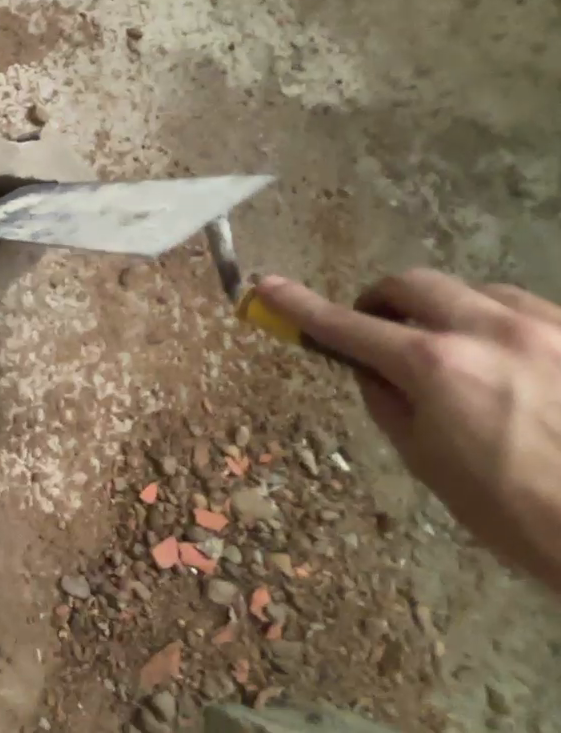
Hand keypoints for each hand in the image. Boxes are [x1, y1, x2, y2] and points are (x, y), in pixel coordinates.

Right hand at [255, 270, 560, 590]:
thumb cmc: (526, 515)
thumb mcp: (431, 462)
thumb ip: (392, 402)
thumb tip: (371, 369)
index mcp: (435, 366)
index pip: (343, 324)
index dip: (297, 306)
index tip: (267, 287)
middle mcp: (493, 332)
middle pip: (414, 284)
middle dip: (385, 302)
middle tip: (381, 331)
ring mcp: (557, 331)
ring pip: (484, 293)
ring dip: (456, 313)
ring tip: (468, 354)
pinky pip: (540, 316)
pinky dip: (512, 331)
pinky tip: (527, 372)